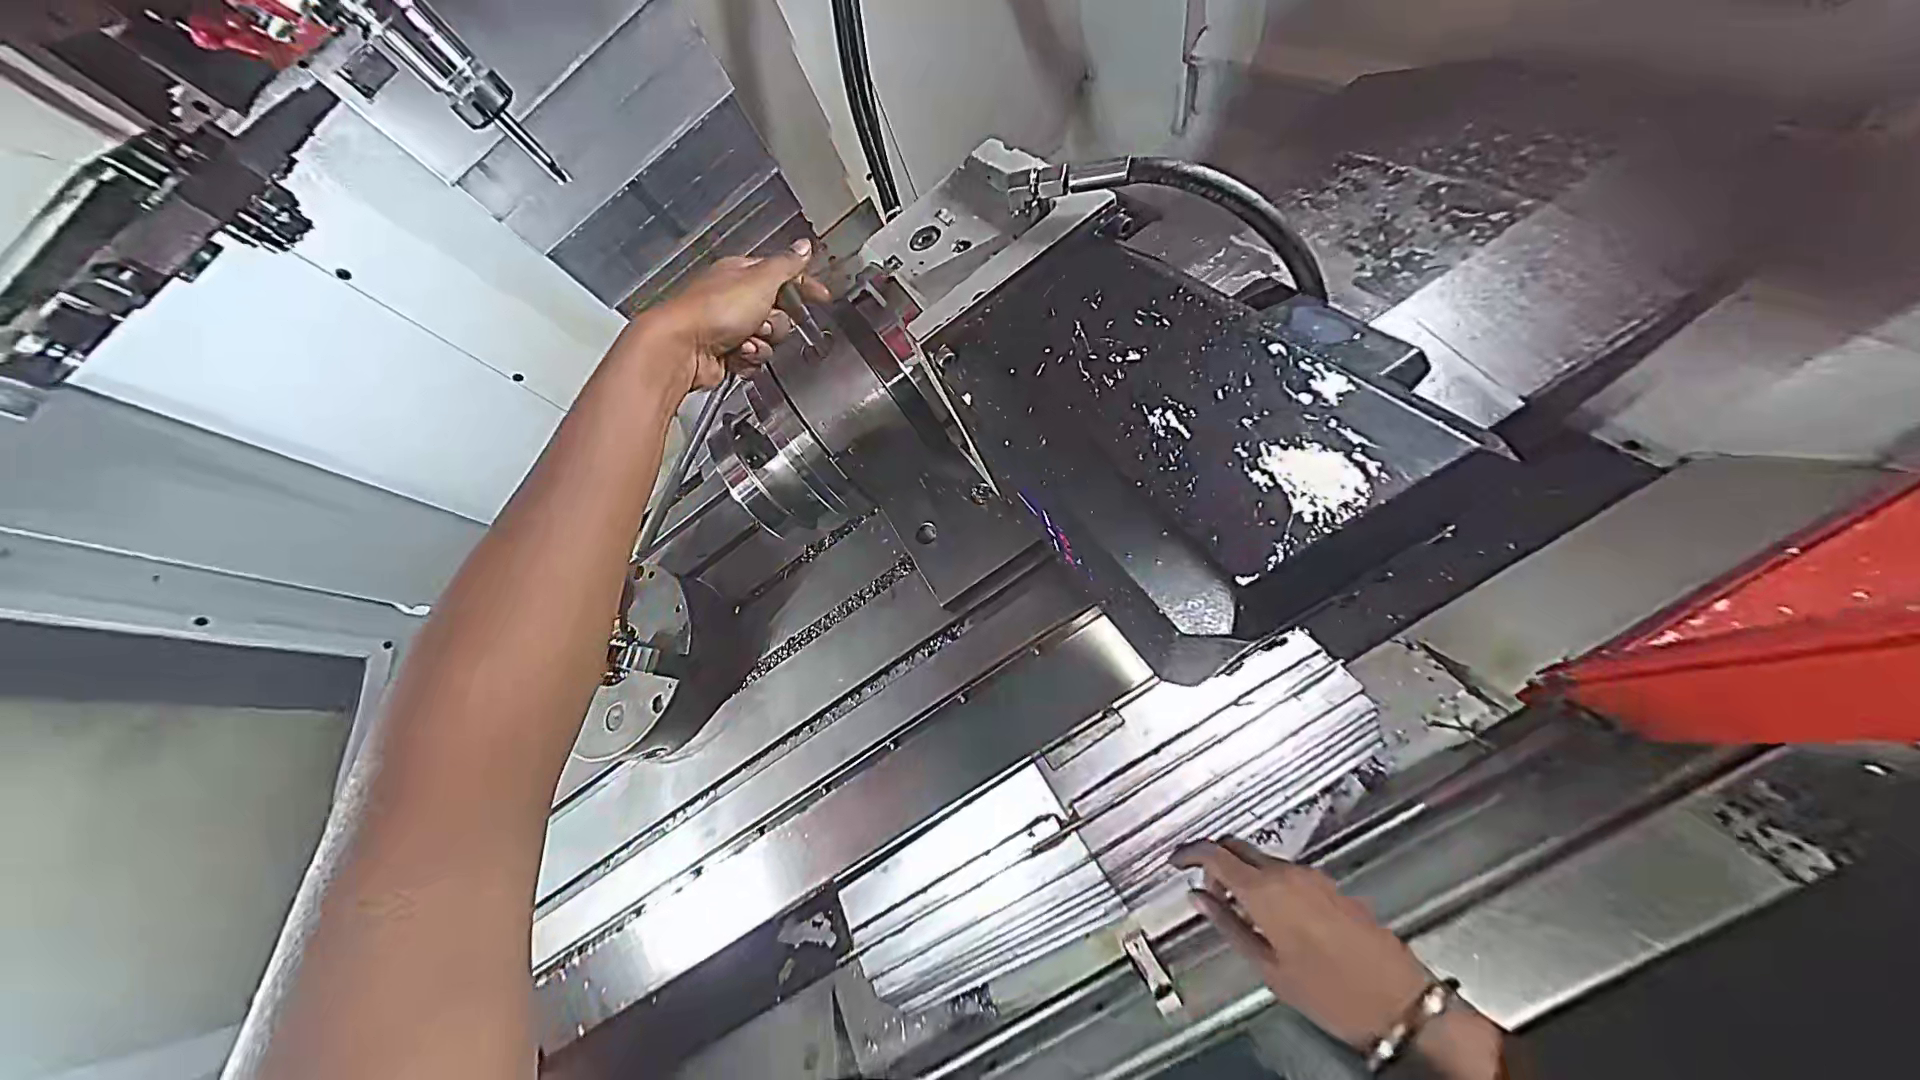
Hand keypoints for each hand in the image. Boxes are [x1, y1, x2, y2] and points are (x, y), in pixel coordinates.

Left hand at [631, 238, 831, 391]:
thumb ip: (786, 266)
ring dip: (763, 344)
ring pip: (770, 341)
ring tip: (744, 342)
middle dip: (777, 325)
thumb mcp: (760, 280)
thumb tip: (803, 247)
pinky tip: (737, 356)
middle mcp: (736, 299)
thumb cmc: (714, 310)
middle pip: (780, 315)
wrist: (684, 347)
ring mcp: (731, 327)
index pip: (783, 277)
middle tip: (761, 323)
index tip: (822, 297)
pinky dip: (750, 360)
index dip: (804, 287)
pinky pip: (756, 360)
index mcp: (742, 274)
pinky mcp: (728, 353)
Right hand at [1172, 838, 1505, 1079]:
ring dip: (1242, 871)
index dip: (1188, 853)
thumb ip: (1228, 925)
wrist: (1402, 1005)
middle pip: (1236, 845)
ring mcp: (1312, 877)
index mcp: (1264, 890)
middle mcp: (1287, 874)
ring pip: (1261, 857)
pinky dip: (1267, 879)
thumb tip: (1200, 901)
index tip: (1177, 861)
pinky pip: (1285, 870)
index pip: (1213, 853)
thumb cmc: (1337, 994)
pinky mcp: (1330, 886)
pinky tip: (1271, 912)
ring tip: (1238, 907)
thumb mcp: (1268, 967)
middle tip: (1203, 885)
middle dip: (1213, 859)